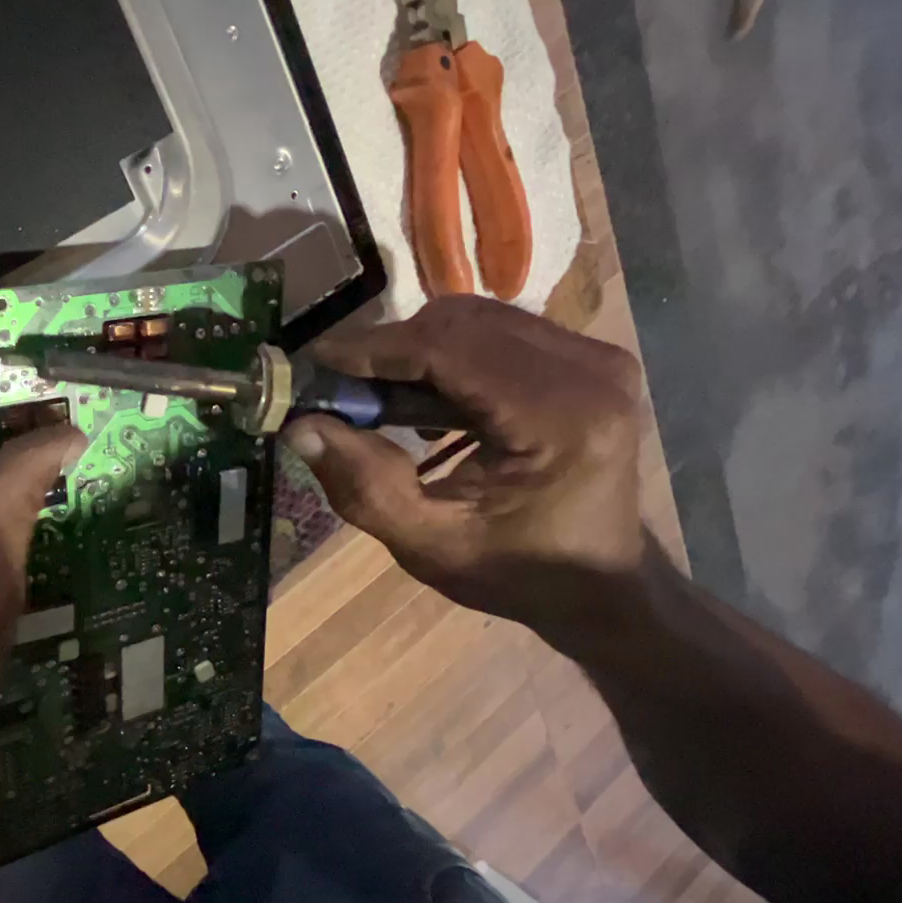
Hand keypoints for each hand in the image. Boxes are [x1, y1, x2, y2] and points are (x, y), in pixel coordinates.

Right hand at [282, 297, 645, 630]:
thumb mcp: (428, 545)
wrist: (601, 584)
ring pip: (477, 318)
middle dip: (390, 347)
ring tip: (378, 396)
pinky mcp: (588, 358)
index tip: (316, 363)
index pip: (452, 350)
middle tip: (340, 387)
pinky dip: (446, 354)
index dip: (376, 349)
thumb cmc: (516, 573)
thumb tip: (300, 426)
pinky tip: (423, 398)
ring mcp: (596, 358)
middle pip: (463, 322)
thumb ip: (362, 486)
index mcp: (561, 419)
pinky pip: (498, 331)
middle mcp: (590, 371)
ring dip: (415, 348)